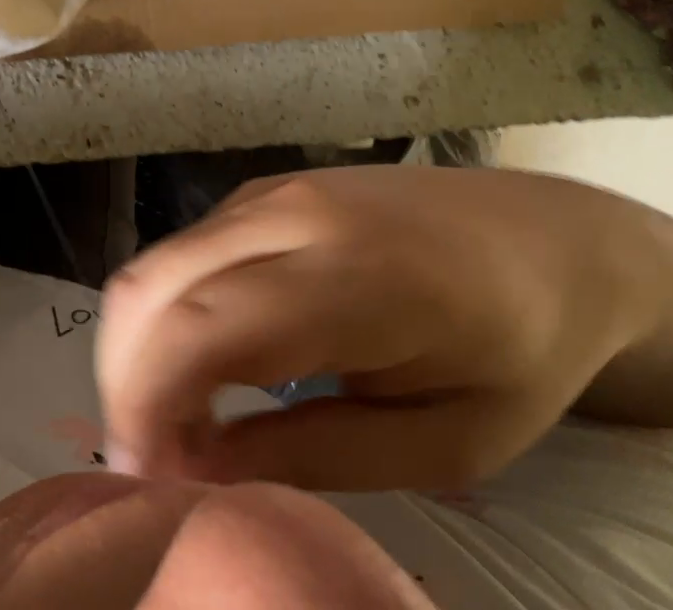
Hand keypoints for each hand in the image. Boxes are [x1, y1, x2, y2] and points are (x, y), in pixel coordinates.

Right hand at [95, 166, 661, 491]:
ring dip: (132, 350)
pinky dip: (158, 320)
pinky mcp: (246, 196)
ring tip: (164, 420)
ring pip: (148, 271)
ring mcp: (259, 196)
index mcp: (358, 280)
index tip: (143, 476)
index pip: (207, 329)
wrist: (550, 236)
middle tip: (143, 456)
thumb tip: (197, 467)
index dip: (150, 402)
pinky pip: (174, 259)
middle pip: (150, 291)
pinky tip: (189, 367)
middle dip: (123, 380)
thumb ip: (318, 455)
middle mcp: (288, 217)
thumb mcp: (449, 442)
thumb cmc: (521, 353)